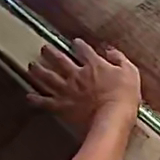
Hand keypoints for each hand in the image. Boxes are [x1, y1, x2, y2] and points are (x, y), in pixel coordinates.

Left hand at [25, 39, 140, 129]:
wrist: (112, 117)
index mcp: (94, 65)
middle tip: (44, 48)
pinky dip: (36, 99)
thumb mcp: (130, 71)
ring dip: (38, 71)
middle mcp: (77, 75)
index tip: (75, 42)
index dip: (78, 45)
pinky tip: (29, 96)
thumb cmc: (124, 95)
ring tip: (31, 66)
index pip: (84, 50)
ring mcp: (67, 90)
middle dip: (51, 53)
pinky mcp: (62, 106)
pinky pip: (46, 102)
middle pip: (60, 60)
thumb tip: (110, 50)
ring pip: (48, 78)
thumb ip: (119, 58)